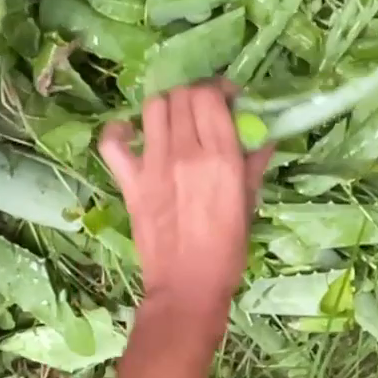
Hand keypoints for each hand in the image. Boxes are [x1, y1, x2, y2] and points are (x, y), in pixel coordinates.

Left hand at [99, 83, 270, 317]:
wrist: (187, 287)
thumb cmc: (227, 250)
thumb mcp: (249, 204)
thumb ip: (254, 166)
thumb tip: (264, 138)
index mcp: (221, 158)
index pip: (211, 97)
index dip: (218, 89)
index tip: (227, 99)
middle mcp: (185, 153)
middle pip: (182, 96)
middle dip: (194, 95)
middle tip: (202, 111)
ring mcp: (153, 165)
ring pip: (152, 107)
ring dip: (166, 107)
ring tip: (174, 122)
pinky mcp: (130, 181)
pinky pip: (113, 142)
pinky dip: (119, 131)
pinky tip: (132, 135)